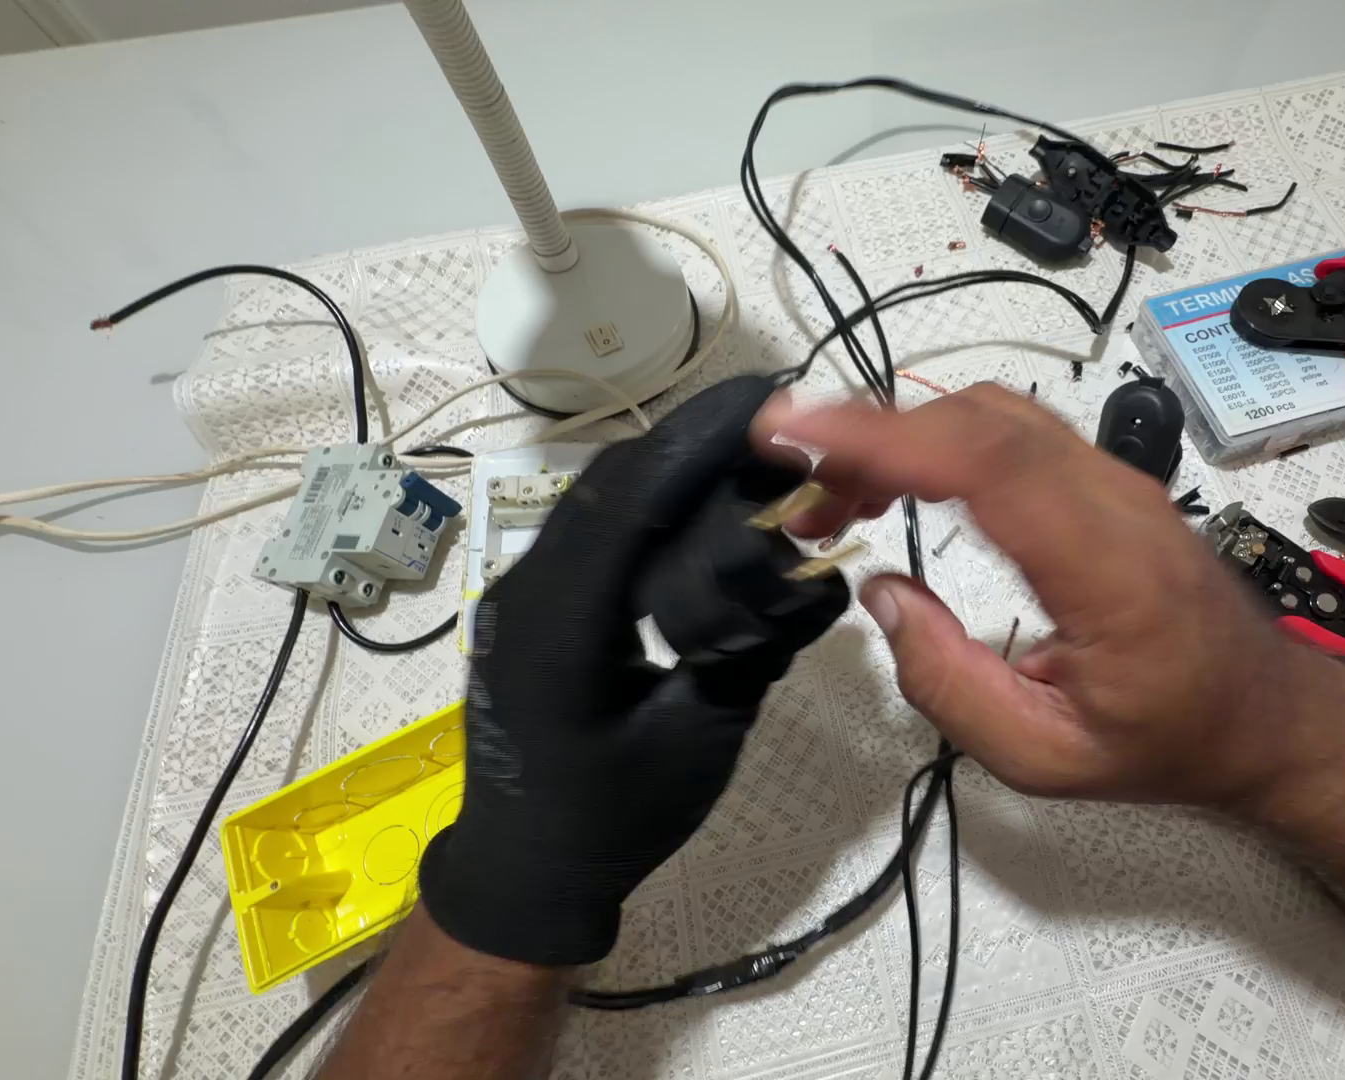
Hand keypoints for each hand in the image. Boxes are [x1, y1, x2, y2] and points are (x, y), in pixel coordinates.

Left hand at [419, 377, 846, 965]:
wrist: (527, 869)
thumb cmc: (615, 816)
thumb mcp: (701, 737)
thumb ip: (756, 649)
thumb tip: (817, 580)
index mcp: (563, 624)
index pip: (631, 500)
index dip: (698, 440)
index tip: (765, 402)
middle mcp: (532, 587)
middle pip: (613, 481)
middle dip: (694, 444)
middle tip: (773, 432)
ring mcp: (527, 590)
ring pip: (603, 497)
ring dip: (676, 469)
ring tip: (748, 465)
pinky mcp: (540, 600)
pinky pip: (600, 531)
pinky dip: (656, 505)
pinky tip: (702, 513)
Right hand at [753, 382, 1344, 807]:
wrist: (1263, 711)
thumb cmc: (1164, 740)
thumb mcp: (1042, 756)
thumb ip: (948, 682)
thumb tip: (883, 595)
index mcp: (1106, 571)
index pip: (988, 466)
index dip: (884, 436)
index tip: (796, 430)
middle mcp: (1113, 501)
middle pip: (977, 423)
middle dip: (868, 438)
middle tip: (802, 495)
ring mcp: (1112, 479)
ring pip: (988, 414)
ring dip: (899, 437)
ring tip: (837, 495)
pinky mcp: (1101, 478)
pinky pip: (1007, 431)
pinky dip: (935, 440)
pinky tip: (899, 482)